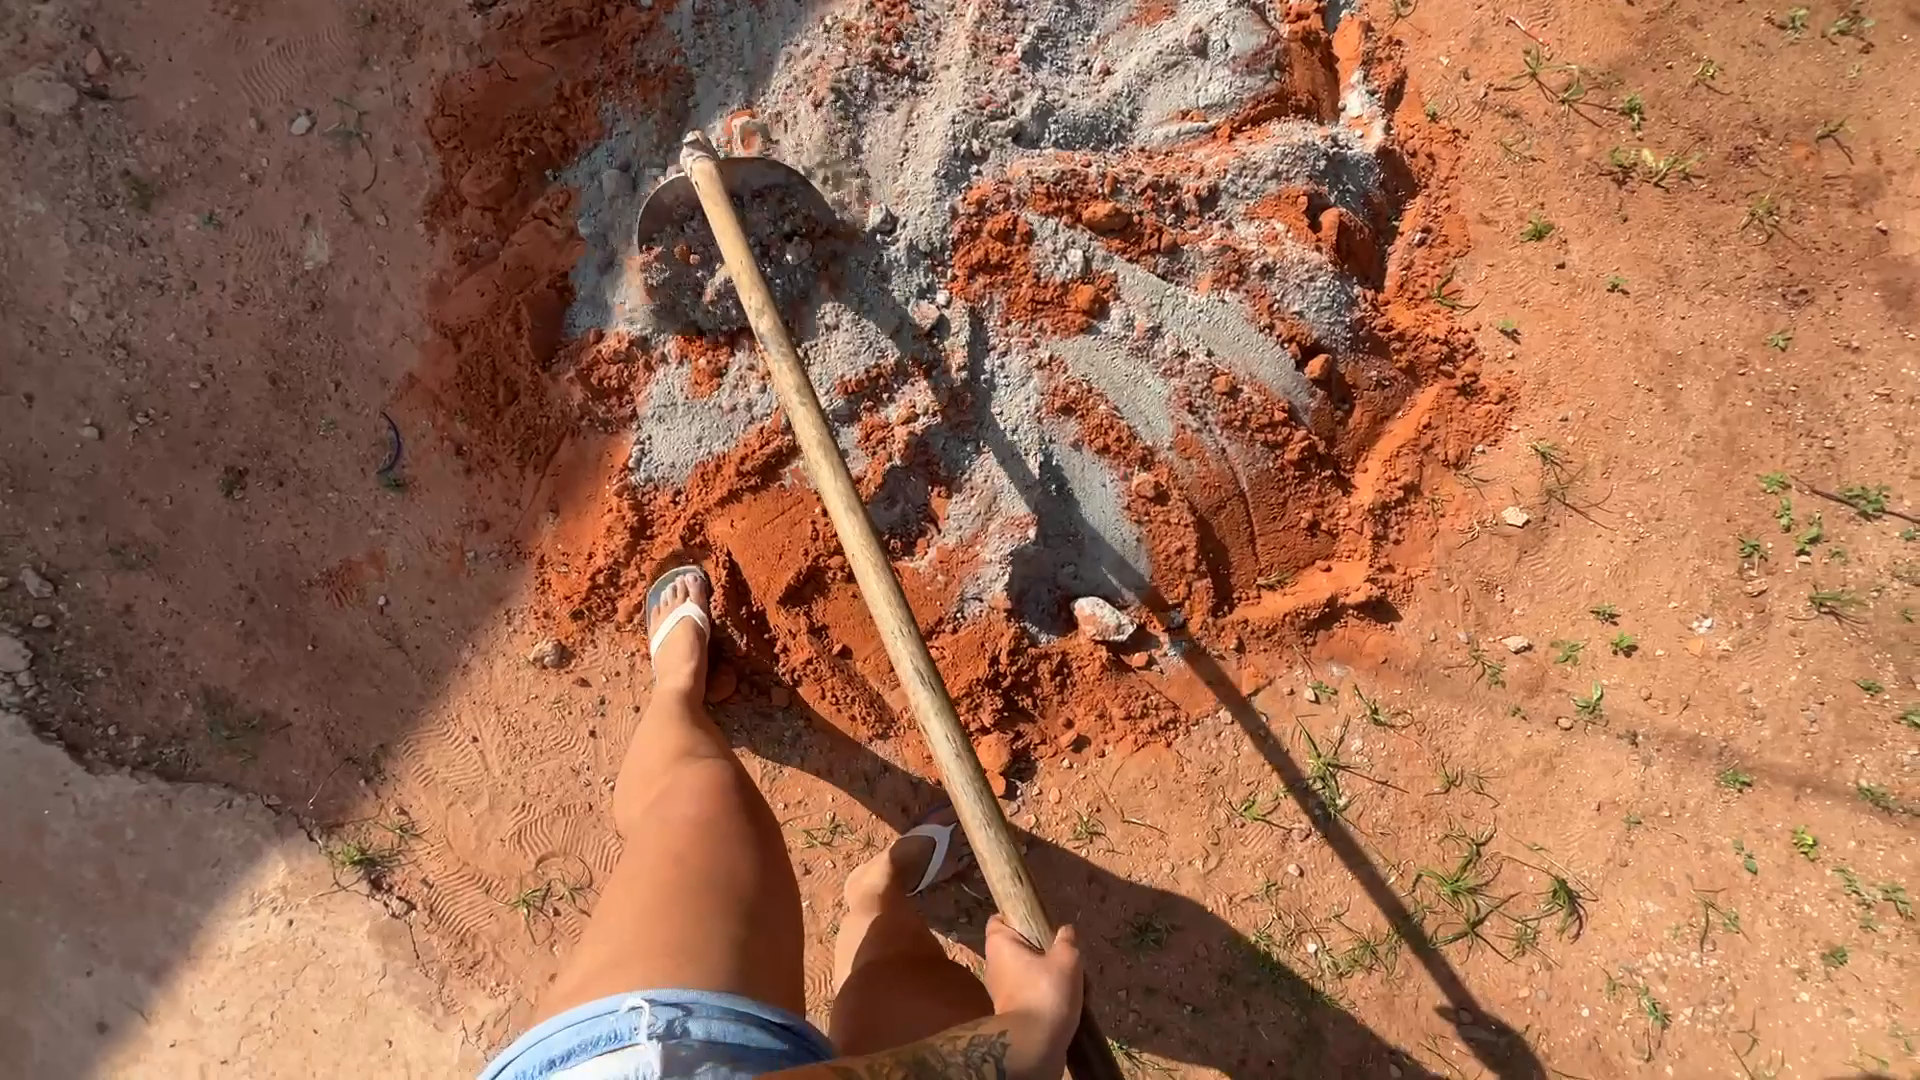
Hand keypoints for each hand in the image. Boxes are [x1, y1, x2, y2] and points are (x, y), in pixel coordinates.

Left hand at [982, 916, 1083, 1060]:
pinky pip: (1032, 996)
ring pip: (1030, 974)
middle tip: (1066, 956)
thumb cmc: (1045, 992)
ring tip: (1077, 983)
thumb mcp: (1066, 959)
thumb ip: (1066, 941)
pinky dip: (1049, 998)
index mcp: (999, 944)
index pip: (999, 920)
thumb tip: (1065, 931)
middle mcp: (995, 965)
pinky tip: (1072, 1004)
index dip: (1018, 918)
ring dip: (1052, 977)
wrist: (1034, 1046)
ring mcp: (1002, 992)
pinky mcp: (1014, 1014)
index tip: (1040, 922)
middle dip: (1045, 952)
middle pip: (1021, 948)